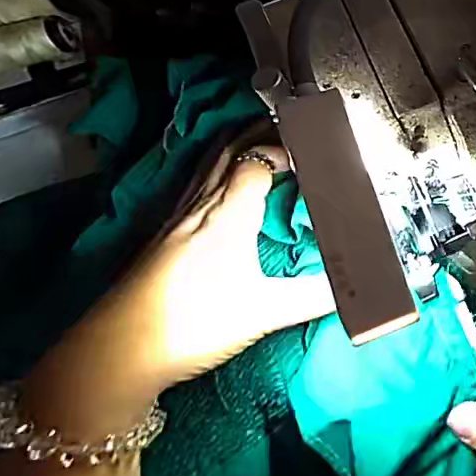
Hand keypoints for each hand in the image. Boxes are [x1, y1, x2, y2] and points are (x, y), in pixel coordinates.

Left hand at [24, 140, 335, 438]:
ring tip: (256, 134)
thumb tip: (358, 292)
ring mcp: (177, 218)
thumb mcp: (263, 311)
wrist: (118, 352)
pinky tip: (218, 181)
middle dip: (259, 131)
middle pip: (229, 151)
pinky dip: (216, 167)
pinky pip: (195, 183)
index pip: (257, 161)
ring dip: (234, 144)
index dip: (285, 147)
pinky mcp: (163, 234)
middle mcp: (201, 207)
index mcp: (228, 215)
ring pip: (208, 164)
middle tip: (288, 123)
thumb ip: (314, 297)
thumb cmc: (193, 323)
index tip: (313, 148)